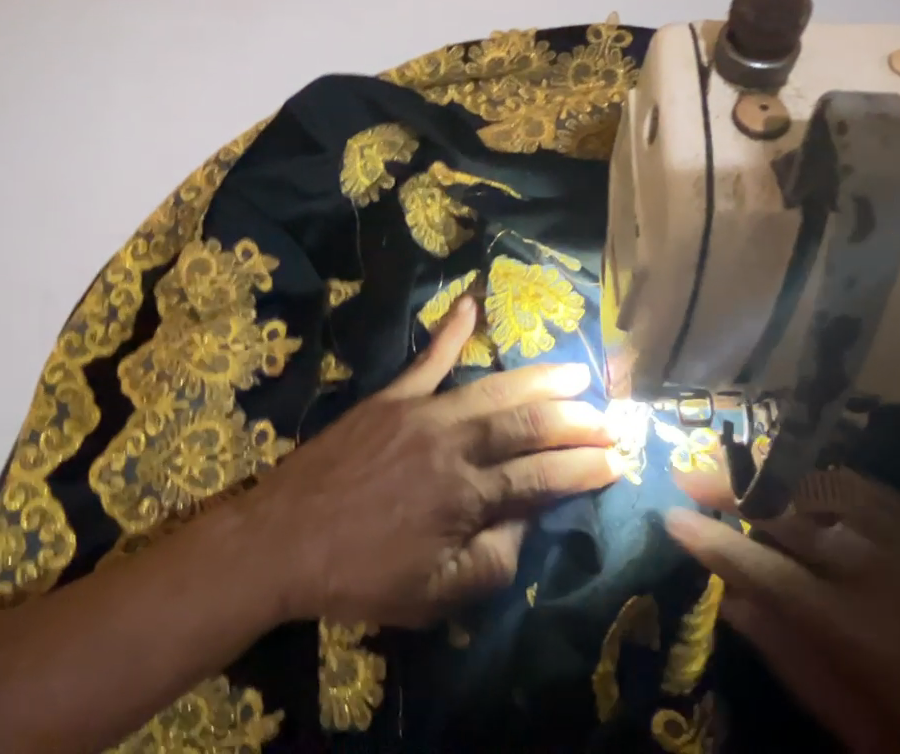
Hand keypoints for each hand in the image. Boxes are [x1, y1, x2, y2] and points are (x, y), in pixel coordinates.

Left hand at [243, 294, 616, 627]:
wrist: (280, 541)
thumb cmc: (358, 576)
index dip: (585, 468)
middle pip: (527, 426)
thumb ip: (493, 561)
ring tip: (575, 373)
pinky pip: (426, 360)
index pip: (543, 478)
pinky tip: (472, 304)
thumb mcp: (434, 595)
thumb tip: (531, 522)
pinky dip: (451, 332)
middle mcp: (453, 446)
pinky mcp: (388, 399)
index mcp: (466, 497)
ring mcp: (420, 414)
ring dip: (537, 380)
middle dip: (575, 421)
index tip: (620, 459)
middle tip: (611, 415)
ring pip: (492, 390)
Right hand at [665, 465, 899, 753]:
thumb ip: (797, 663)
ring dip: (782, 482)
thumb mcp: (870, 731)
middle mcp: (881, 565)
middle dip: (734, 491)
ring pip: (832, 488)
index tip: (671, 517)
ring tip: (749, 478)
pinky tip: (819, 493)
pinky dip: (835, 488)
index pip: (757, 564)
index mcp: (853, 625)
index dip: (710, 539)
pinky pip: (879, 495)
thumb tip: (736, 607)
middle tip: (694, 475)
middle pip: (789, 512)